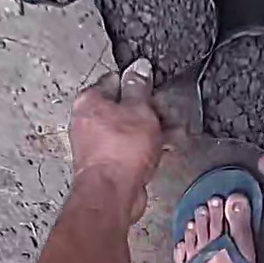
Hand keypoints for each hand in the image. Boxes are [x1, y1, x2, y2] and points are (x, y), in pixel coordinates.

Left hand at [70, 59, 163, 222]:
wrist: (112, 194)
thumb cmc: (119, 152)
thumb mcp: (139, 110)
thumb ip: (140, 87)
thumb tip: (140, 68)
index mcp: (90, 101)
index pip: (115, 80)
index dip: (138, 84)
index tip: (155, 89)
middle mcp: (89, 123)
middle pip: (124, 108)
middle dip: (150, 112)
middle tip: (168, 114)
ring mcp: (98, 146)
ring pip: (130, 131)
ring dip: (153, 132)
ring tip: (175, 133)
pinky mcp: (109, 166)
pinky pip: (131, 151)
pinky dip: (147, 150)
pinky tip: (165, 150)